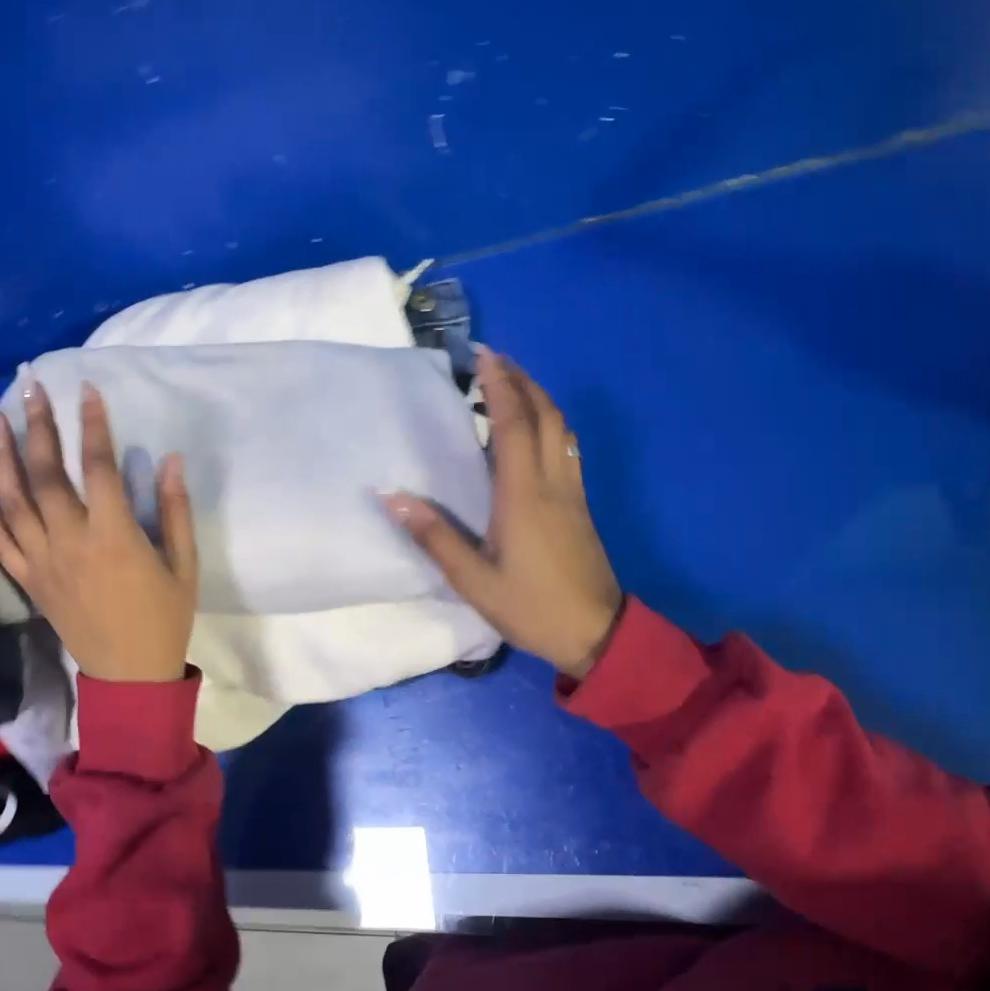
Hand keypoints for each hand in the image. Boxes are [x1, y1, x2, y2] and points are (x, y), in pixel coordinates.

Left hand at [0, 377, 198, 682]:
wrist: (129, 676)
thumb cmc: (164, 618)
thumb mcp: (184, 566)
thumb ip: (175, 510)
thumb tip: (170, 458)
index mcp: (114, 536)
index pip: (97, 467)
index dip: (92, 425)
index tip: (86, 389)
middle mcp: (70, 542)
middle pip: (45, 475)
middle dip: (36, 426)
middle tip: (28, 387)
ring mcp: (43, 563)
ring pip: (14, 501)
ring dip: (1, 456)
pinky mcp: (30, 582)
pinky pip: (0, 542)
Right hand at [384, 349, 623, 675]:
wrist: (597, 633)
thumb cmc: (531, 607)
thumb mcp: (473, 580)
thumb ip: (434, 536)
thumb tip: (391, 497)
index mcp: (523, 495)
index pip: (513, 425)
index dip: (500, 387)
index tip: (483, 357)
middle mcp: (551, 483)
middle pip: (544, 415)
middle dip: (522, 381)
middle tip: (494, 361)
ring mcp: (571, 492)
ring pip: (561, 429)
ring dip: (538, 399)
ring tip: (511, 386)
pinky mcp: (579, 505)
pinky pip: (565, 448)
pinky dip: (548, 423)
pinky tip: (533, 430)